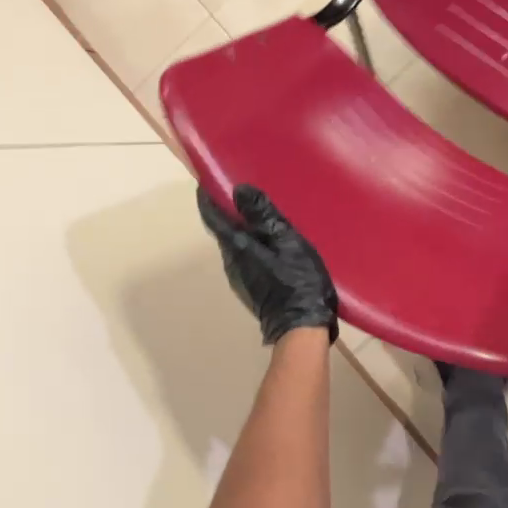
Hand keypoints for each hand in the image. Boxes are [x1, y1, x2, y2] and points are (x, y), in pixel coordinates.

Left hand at [197, 186, 338, 345]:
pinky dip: (252, 243)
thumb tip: (239, 190)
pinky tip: (271, 240)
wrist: (301, 327)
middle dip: (228, 210)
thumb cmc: (297, 281)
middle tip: (244, 190)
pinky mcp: (252, 288)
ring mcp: (240, 278)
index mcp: (238, 248)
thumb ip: (264, 216)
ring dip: (243, 227)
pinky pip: (246, 257)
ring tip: (261, 212)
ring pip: (236, 245)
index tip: (206, 180)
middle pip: (223, 230)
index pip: (214, 218)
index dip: (208, 198)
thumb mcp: (287, 242)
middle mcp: (232, 262)